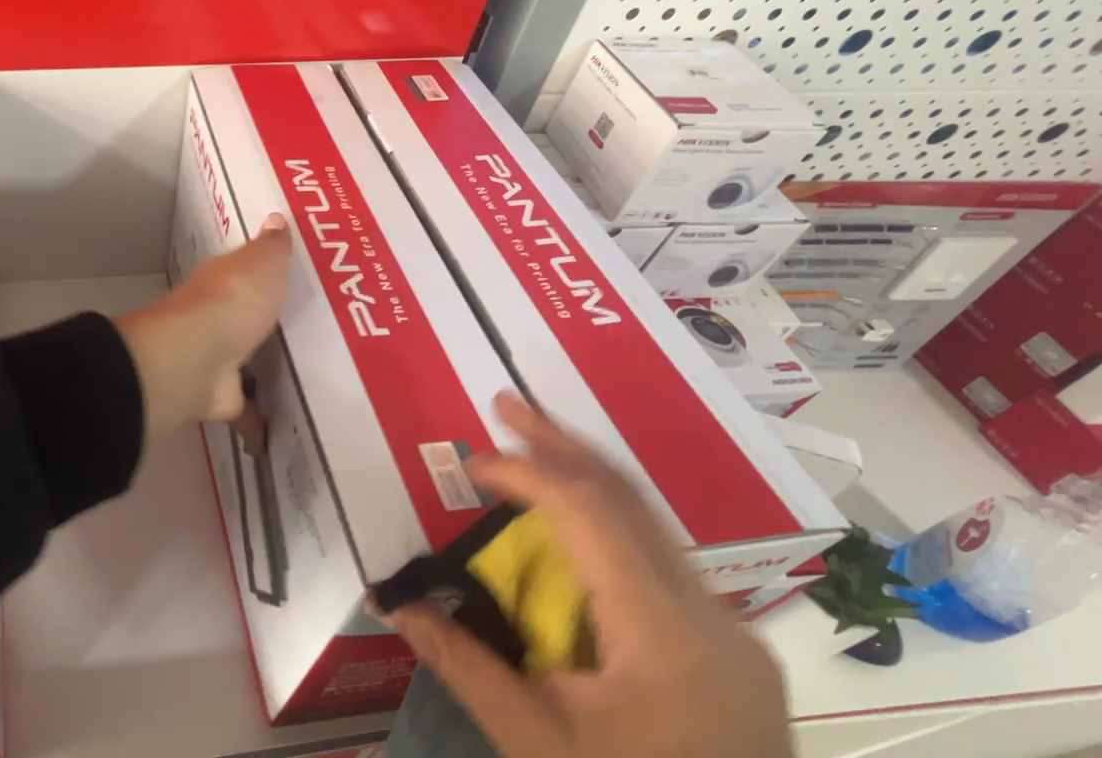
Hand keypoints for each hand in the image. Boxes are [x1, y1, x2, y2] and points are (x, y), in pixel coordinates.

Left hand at [113, 215, 290, 443]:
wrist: (196, 359)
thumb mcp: (262, 264)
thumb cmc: (233, 301)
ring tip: (302, 379)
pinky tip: (282, 435)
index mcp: (223, 282)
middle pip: (243, 319)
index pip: (243, 272)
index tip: (287, 279)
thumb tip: (277, 219)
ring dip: (262, 370)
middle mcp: (215, 319)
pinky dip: (260, 423)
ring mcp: (215, 360)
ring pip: (243, 362)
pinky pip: (247, 411)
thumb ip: (273, 248)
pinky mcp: (220, 398)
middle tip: (303, 331)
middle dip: (263, 324)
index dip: (263, 273)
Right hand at [383, 392, 791, 757]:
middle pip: (632, 502)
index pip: (591, 517)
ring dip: (587, 481)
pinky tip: (571, 532)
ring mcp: (733, 633)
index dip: (529, 474)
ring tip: (529, 448)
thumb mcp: (536, 746)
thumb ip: (466, 665)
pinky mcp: (733, 651)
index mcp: (665, 637)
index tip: (473, 463)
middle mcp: (711, 617)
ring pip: (654, 527)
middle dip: (563, 445)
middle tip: (504, 403)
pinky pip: (663, 564)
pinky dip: (610, 529)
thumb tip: (395, 604)